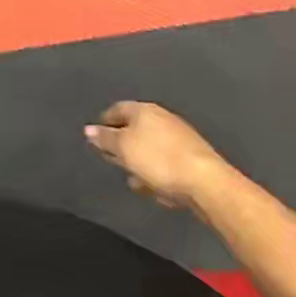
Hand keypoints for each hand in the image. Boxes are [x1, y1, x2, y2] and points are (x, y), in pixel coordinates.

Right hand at [85, 101, 231, 211]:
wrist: (206, 182)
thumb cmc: (159, 160)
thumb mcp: (124, 148)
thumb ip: (105, 138)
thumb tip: (89, 129)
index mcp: (143, 110)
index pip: (117, 109)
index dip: (104, 123)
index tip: (96, 138)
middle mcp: (161, 117)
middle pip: (134, 128)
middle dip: (122, 144)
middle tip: (112, 159)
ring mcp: (178, 136)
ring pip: (150, 147)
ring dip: (140, 161)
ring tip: (133, 179)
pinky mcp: (191, 157)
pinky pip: (165, 161)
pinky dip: (156, 171)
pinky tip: (154, 187)